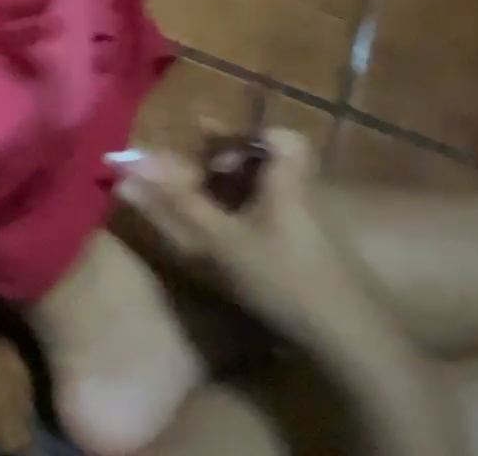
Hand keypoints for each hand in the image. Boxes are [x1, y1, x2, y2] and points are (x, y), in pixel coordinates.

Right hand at [113, 129, 365, 340]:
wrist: (353, 344)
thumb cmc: (283, 278)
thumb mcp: (219, 240)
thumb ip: (172, 204)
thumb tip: (123, 168)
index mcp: (286, 184)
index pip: (281, 137)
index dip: (246, 134)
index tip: (210, 147)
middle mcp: (302, 197)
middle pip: (270, 161)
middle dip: (229, 159)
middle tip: (194, 167)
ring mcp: (312, 227)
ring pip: (271, 189)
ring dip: (235, 187)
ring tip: (201, 199)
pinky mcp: (314, 253)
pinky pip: (275, 215)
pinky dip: (247, 213)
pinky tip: (227, 233)